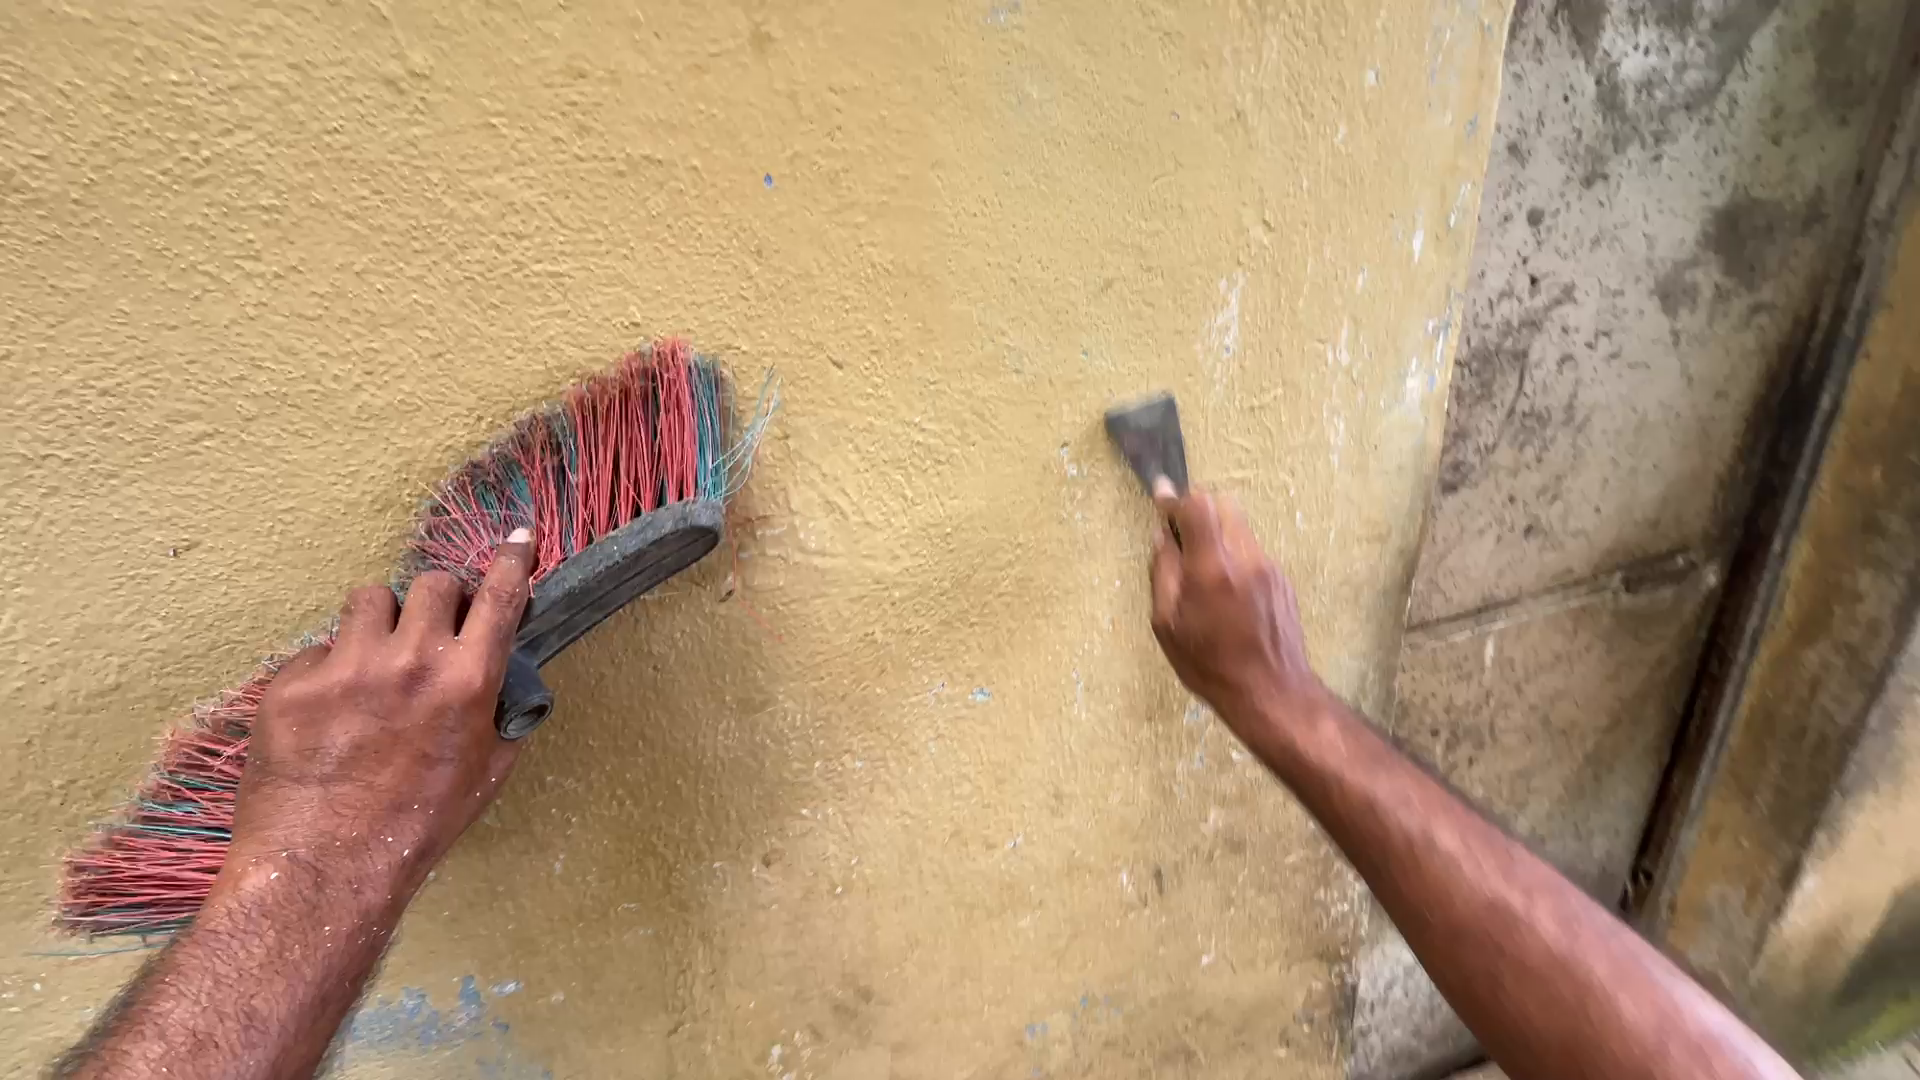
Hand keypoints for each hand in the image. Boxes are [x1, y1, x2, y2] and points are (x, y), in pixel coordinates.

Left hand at [217, 529, 535, 902]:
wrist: (325, 866)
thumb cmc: (425, 818)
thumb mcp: (492, 762)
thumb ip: (502, 705)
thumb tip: (502, 673)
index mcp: (470, 679)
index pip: (501, 596)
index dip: (514, 559)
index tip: (519, 537)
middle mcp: (412, 661)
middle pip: (434, 583)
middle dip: (444, 598)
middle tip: (437, 627)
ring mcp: (346, 669)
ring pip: (372, 599)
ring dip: (386, 619)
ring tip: (379, 656)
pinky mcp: (290, 685)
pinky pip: (321, 648)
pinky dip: (336, 665)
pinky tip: (334, 707)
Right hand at [1149, 480, 1325, 738]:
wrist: (1271, 692)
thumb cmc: (1209, 664)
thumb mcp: (1166, 624)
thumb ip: (1162, 572)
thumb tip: (1161, 535)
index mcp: (1211, 568)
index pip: (1197, 506)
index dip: (1174, 498)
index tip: (1160, 498)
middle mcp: (1244, 558)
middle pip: (1223, 503)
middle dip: (1197, 511)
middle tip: (1180, 537)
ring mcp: (1268, 566)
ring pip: (1239, 524)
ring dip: (1216, 532)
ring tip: (1202, 570)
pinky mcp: (1282, 578)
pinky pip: (1251, 548)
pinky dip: (1232, 554)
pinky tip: (1226, 591)